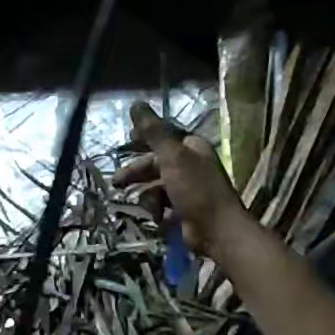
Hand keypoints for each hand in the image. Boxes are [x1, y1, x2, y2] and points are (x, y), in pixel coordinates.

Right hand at [113, 103, 253, 260]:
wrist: (217, 231)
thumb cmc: (195, 188)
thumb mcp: (172, 156)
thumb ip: (153, 131)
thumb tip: (136, 103)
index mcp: (191, 147)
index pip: (163, 136)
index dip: (143, 138)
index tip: (126, 141)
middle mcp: (190, 165)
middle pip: (155, 163)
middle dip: (136, 172)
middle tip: (117, 182)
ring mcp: (187, 189)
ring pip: (155, 186)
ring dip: (147, 196)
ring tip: (147, 207)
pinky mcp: (184, 210)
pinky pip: (162, 205)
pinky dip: (158, 211)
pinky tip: (158, 218)